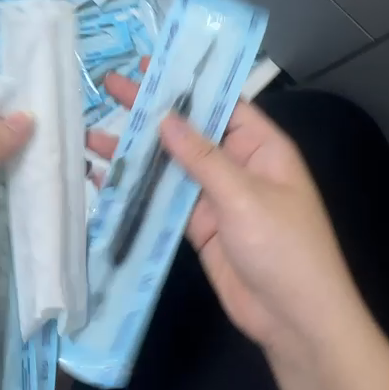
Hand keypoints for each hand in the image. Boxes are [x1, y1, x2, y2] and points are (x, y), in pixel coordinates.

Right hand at [102, 74, 355, 354]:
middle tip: (111, 87)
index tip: (148, 65)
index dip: (185, 82)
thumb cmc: (285, 249)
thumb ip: (202, 158)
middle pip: (188, 130)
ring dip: (136, 151)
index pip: (220, 102)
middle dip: (151, 110)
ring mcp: (215, 196)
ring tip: (92, 134)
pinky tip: (105, 179)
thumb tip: (166, 118)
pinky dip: (137, 188)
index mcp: (260, 146)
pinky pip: (163, 198)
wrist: (296, 323)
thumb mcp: (245, 197)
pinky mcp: (198, 225)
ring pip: (170, 164)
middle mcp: (236, 164)